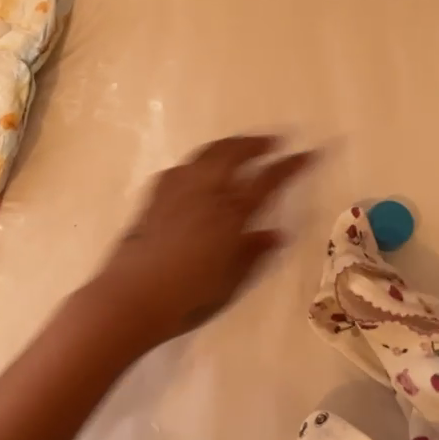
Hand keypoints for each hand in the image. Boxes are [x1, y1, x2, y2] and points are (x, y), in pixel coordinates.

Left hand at [84, 135, 315, 345]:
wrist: (131, 297)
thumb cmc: (187, 296)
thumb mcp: (231, 281)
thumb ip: (253, 252)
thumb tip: (275, 233)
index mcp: (230, 213)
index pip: (267, 180)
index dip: (289, 165)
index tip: (307, 154)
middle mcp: (204, 192)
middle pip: (232, 154)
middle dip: (255, 143)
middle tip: (272, 141)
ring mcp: (176, 190)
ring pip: (205, 154)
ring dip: (227, 146)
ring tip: (238, 148)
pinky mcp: (154, 197)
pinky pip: (181, 168)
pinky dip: (198, 163)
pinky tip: (198, 173)